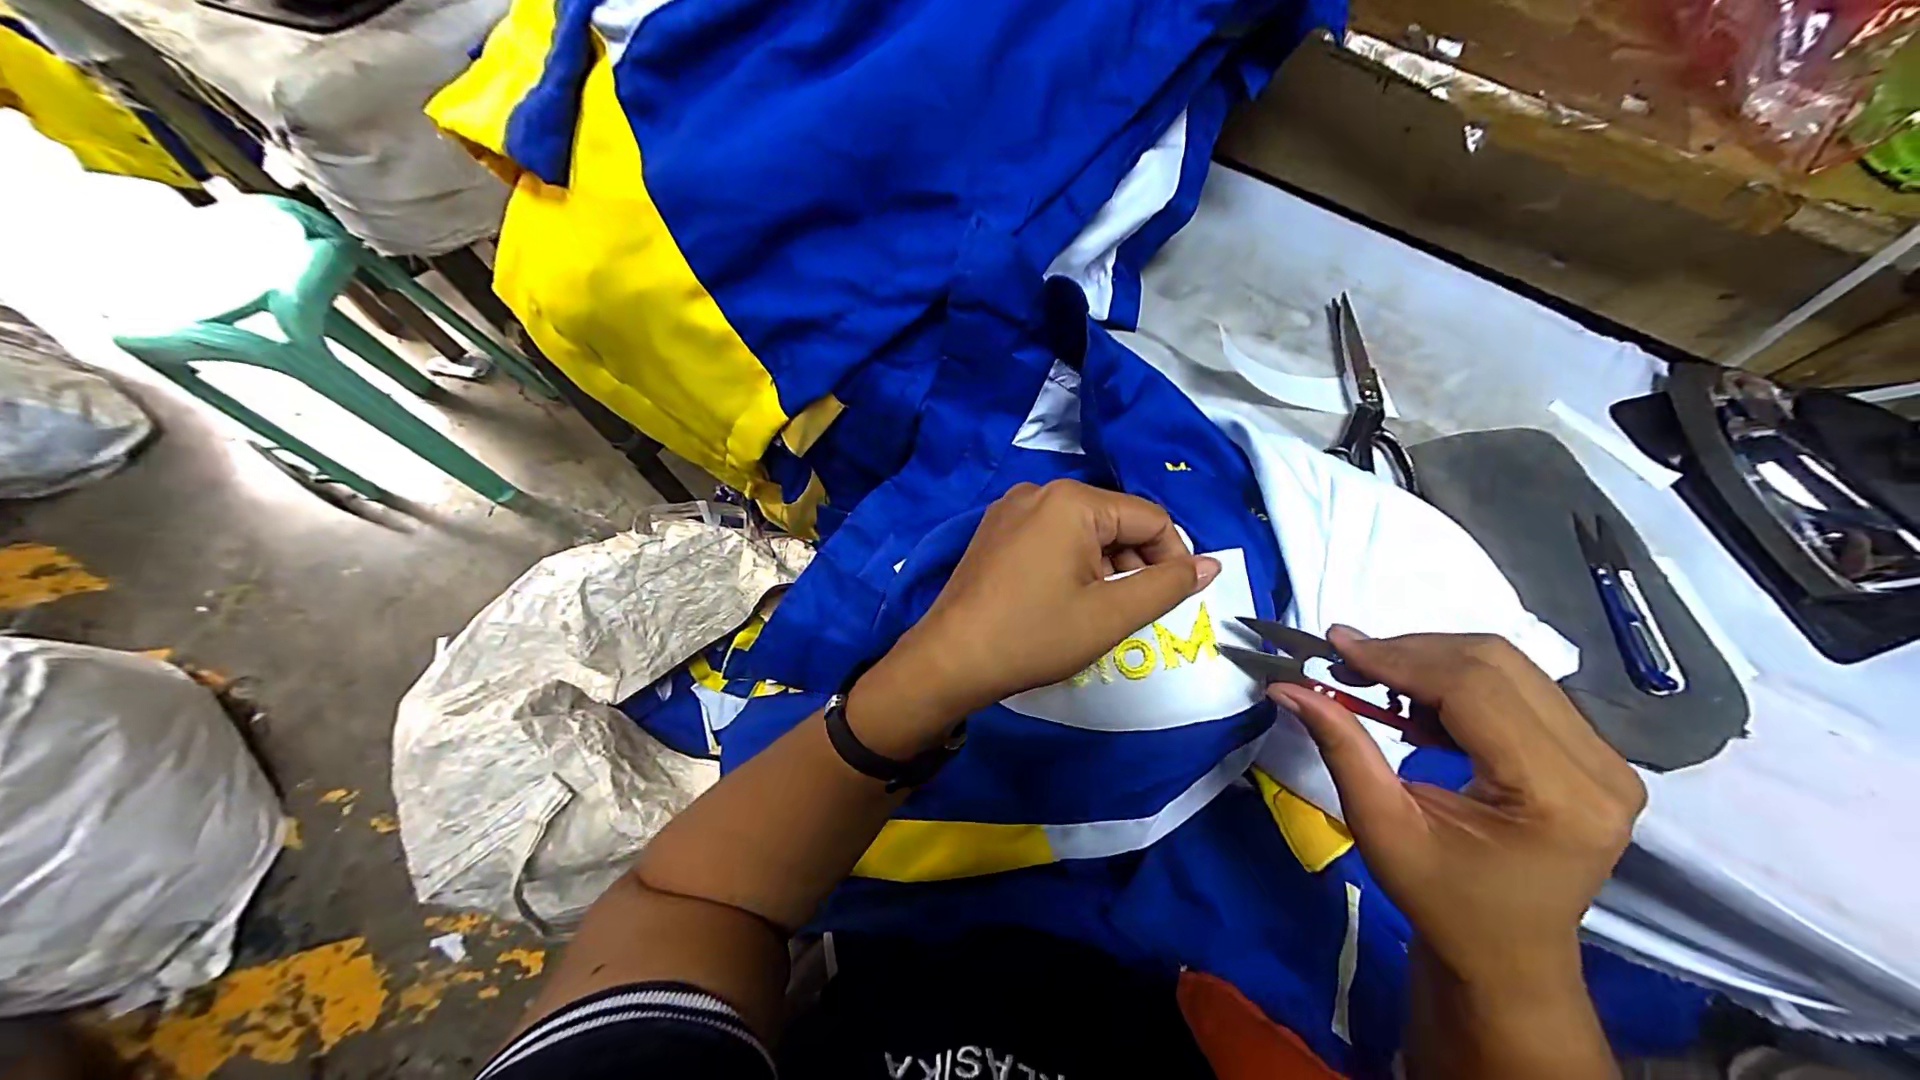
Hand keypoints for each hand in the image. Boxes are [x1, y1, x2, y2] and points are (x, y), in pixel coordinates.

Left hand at [850, 480, 1218, 753]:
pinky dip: (1070, 564)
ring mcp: (1011, 509)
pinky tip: (1061, 601)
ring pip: (1083, 532)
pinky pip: (1051, 537)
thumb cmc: (1034, 635)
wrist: (950, 659)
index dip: (1172, 559)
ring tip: (1093, 612)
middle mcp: (1040, 491)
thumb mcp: (1111, 614)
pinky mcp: (994, 530)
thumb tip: (1210, 564)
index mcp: (1071, 501)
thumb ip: (1168, 585)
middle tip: (1127, 612)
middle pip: (1114, 521)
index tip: (1172, 600)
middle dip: (1133, 564)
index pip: (1150, 518)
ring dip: (1103, 568)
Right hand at [1270, 629, 1644, 993]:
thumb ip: (1340, 747)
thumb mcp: (1380, 825)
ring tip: (1373, 677)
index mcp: (1557, 796)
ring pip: (1506, 665)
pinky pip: (1515, 684)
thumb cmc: (1442, 900)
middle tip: (1346, 659)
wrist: (1506, 952)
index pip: (1474, 690)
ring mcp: (1604, 757)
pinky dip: (1453, 677)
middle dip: (1410, 651)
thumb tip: (1288, 686)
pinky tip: (1414, 699)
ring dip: (1429, 659)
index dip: (1399, 658)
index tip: (1335, 646)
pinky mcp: (1591, 753)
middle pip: (1495, 664)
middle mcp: (1599, 768)